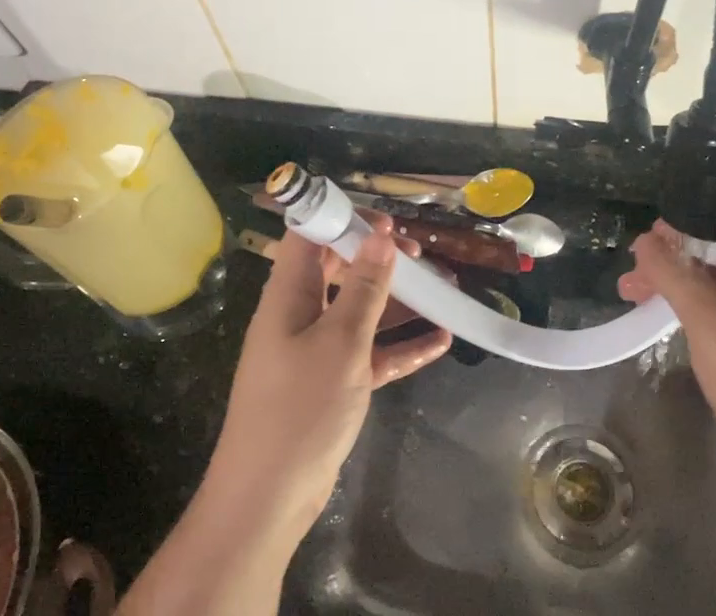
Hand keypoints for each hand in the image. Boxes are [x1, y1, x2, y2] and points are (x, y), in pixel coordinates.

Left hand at [208, 217, 451, 534]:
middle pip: (340, 273)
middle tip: (422, 258)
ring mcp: (316, 352)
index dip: (344, 221)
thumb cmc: (300, 406)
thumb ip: (364, 289)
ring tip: (445, 293)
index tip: (389, 222)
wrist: (269, 494)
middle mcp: (299, 316)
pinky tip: (440, 341)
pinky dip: (400, 347)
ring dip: (400, 304)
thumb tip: (380, 236)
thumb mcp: (340, 342)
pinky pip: (370, 354)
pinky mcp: (332, 385)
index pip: (308, 238)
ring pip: (361, 314)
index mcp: (288, 295)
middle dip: (380, 261)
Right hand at [617, 222, 715, 513]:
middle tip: (628, 284)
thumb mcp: (712, 326)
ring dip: (681, 293)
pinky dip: (699, 321)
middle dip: (673, 264)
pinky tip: (675, 333)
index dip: (679, 228)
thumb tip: (647, 240)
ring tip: (635, 305)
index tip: (638, 245)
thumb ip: (677, 277)